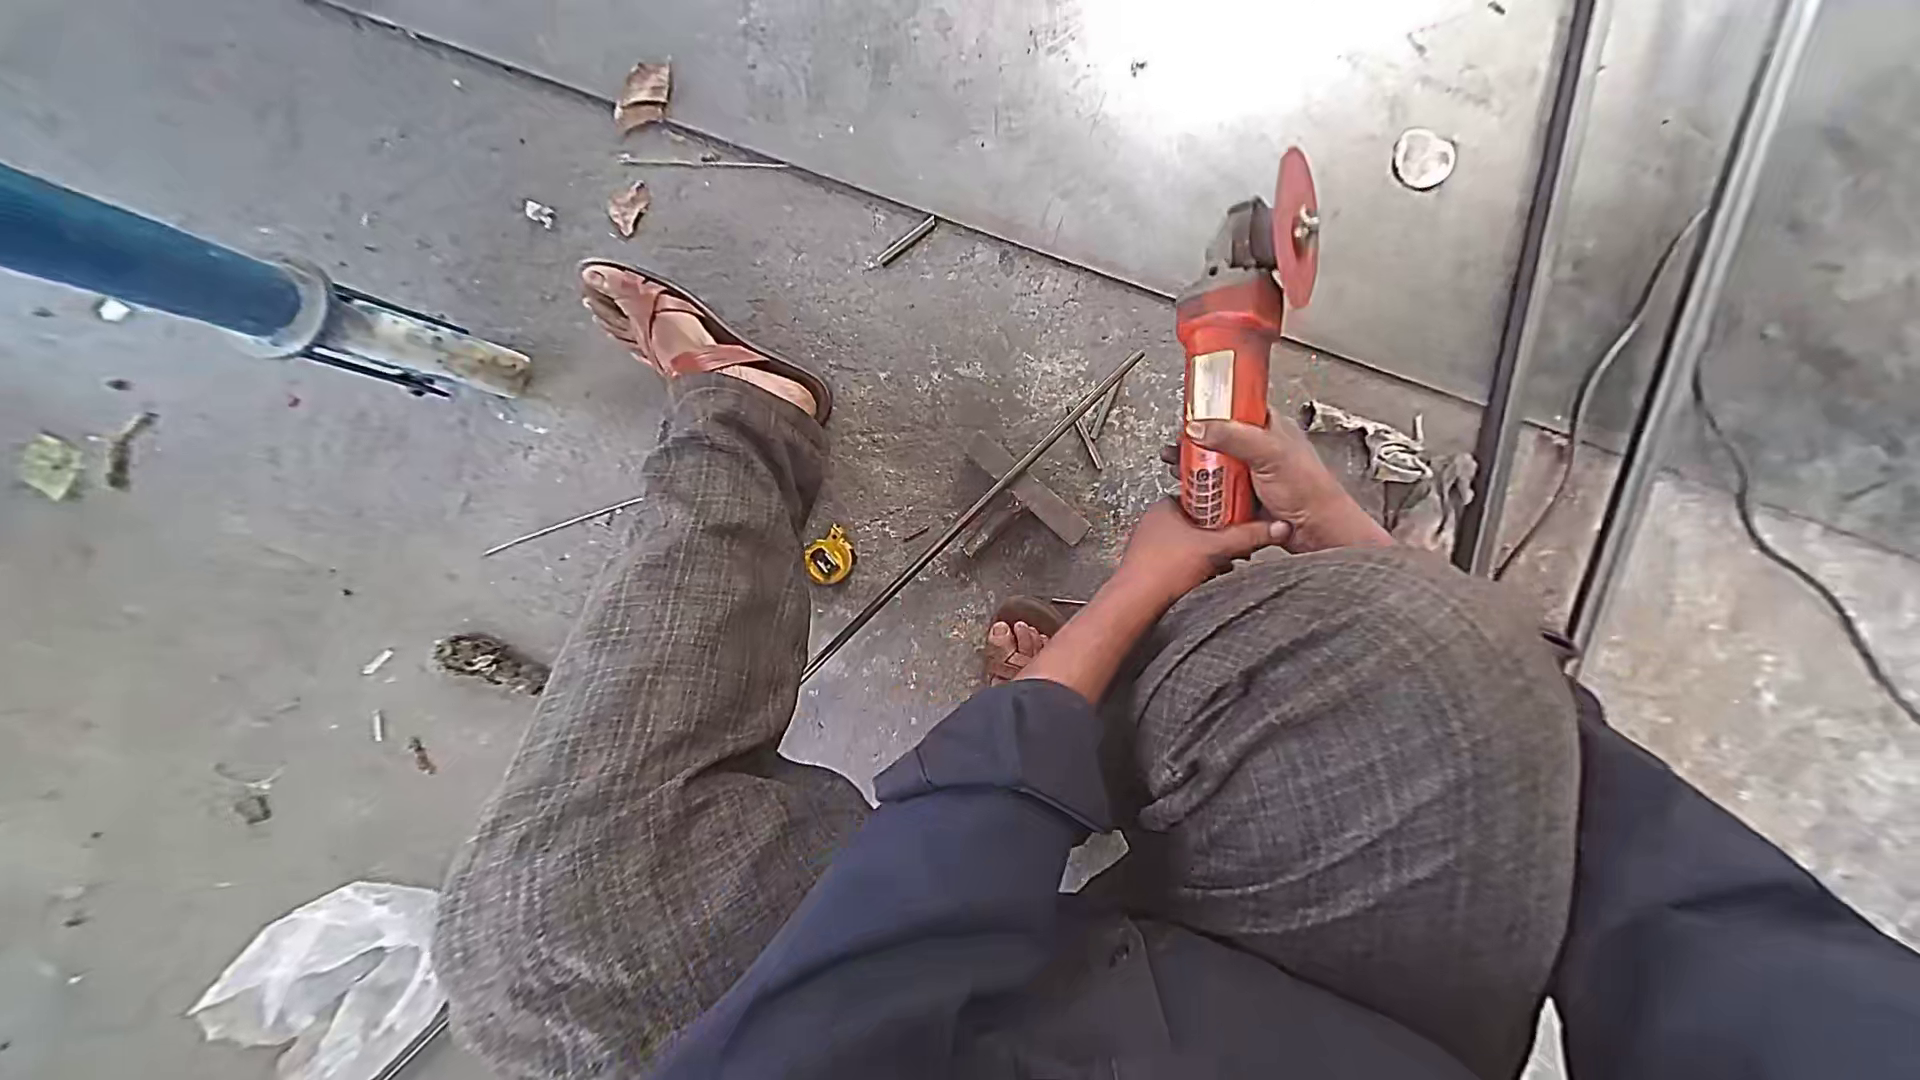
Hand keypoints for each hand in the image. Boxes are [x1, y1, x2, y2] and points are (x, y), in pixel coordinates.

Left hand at [1111, 499, 1286, 608]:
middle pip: (1201, 521)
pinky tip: (1211, 575)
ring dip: (1212, 552)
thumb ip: (1248, 536)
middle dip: (1221, 534)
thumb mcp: (1214, 547)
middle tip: (1236, 543)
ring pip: (1193, 542)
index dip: (1225, 505)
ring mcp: (1153, 544)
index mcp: (1165, 507)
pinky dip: (1200, 566)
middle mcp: (1156, 522)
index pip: (1203, 495)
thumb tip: (1276, 528)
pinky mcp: (1155, 565)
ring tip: (1226, 561)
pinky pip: (1184, 560)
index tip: (1243, 513)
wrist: (1136, 603)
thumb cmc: (1160, 570)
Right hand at [1184, 418, 1393, 552]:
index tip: (1190, 411)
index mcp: (1268, 428)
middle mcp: (1256, 448)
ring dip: (1192, 466)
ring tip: (1174, 465)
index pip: (1235, 408)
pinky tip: (1188, 489)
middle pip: (1217, 438)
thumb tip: (1199, 427)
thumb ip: (1234, 437)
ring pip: (1212, 464)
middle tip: (1175, 444)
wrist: (1314, 531)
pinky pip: (1213, 489)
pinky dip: (1199, 489)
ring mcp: (1246, 473)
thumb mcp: (1270, 453)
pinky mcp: (1239, 495)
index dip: (1212, 409)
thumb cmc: (1308, 490)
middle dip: (1192, 441)